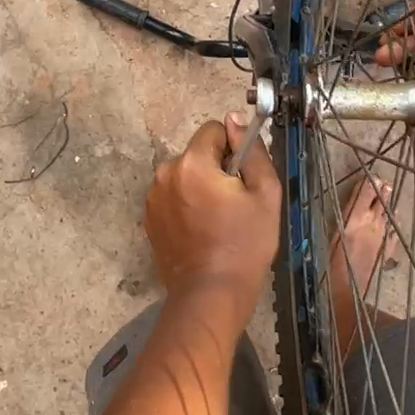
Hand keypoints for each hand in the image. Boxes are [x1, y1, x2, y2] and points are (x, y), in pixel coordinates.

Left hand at [145, 114, 281, 302]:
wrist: (211, 293)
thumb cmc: (244, 244)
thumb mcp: (265, 193)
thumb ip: (252, 151)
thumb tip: (235, 120)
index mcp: (191, 164)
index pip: (213, 130)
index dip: (233, 148)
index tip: (242, 176)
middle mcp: (165, 174)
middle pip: (197, 154)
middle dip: (215, 169)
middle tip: (234, 202)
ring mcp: (153, 198)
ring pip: (184, 176)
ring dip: (199, 187)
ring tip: (218, 220)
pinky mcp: (150, 219)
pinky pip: (173, 197)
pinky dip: (186, 206)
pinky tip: (201, 231)